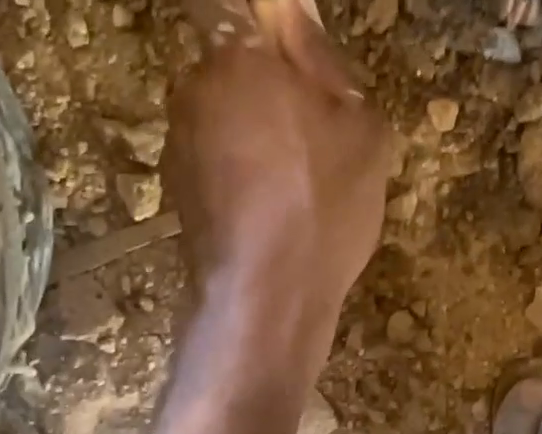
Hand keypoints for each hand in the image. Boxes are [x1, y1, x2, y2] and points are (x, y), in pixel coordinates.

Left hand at [165, 2, 387, 324]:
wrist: (268, 295)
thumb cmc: (323, 205)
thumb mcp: (364, 134)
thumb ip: (332, 71)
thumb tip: (302, 33)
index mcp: (239, 55)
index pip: (234, 6)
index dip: (265, 24)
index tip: (293, 56)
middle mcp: (195, 85)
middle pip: (234, 69)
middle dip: (269, 93)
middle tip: (318, 141)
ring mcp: (179, 140)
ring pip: (225, 120)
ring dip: (256, 140)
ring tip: (299, 192)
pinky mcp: (176, 190)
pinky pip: (216, 165)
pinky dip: (242, 179)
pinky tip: (275, 218)